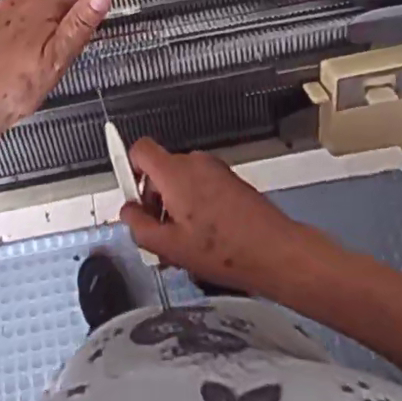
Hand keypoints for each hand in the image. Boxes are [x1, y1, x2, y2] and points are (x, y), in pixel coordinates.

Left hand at [0, 0, 109, 146]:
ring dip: (44, 26)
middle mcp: (15, 7)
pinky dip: (25, 34)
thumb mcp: (58, 58)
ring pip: (32, 12)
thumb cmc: (13, 89)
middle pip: (51, 0)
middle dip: (64, 19)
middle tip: (69, 49)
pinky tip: (25, 52)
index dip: (84, 14)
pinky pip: (14, 24)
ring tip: (48, 54)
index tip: (87, 32)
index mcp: (36, 8)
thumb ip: (80, 24)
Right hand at [120, 138, 322, 292]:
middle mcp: (194, 162)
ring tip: (183, 242)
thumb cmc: (224, 249)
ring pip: (180, 180)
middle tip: (158, 232)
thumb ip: (139, 226)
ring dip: (174, 206)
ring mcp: (214, 169)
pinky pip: (200, 185)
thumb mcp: (169, 246)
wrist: (273, 250)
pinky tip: (203, 238)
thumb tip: (128, 212)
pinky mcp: (229, 179)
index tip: (132, 195)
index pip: (140, 149)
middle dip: (153, 199)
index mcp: (175, 172)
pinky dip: (194, 205)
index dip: (130, 169)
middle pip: (160, 170)